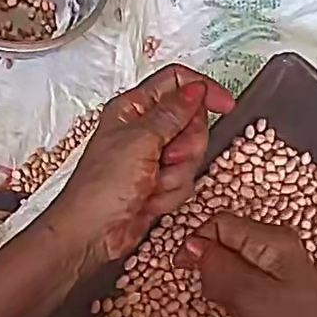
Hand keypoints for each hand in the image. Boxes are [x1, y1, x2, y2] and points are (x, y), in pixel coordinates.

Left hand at [49, 65, 235, 264]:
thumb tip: (196, 89)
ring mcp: (153, 159)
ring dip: (175, 175)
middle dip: (186, 146)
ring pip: (192, 156)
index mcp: (134, 108)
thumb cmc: (102, 186)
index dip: (203, 91)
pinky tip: (149, 201)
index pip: (177, 83)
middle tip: (166, 157)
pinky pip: (185, 182)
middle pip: (192, 123)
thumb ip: (173, 113)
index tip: (224, 105)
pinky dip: (170, 194)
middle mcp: (145, 130)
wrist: (93, 233)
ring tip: (151, 184)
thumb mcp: (140, 140)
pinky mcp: (159, 184)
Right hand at [173, 213, 316, 316]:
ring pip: (229, 263)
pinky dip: (233, 295)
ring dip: (222, 285)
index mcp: (271, 238)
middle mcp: (274, 243)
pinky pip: (240, 280)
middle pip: (223, 241)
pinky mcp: (273, 283)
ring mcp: (274, 263)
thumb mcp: (250, 296)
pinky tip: (244, 313)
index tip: (183, 269)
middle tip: (219, 296)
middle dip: (211, 268)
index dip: (197, 242)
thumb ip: (218, 267)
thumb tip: (190, 245)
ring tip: (237, 308)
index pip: (219, 223)